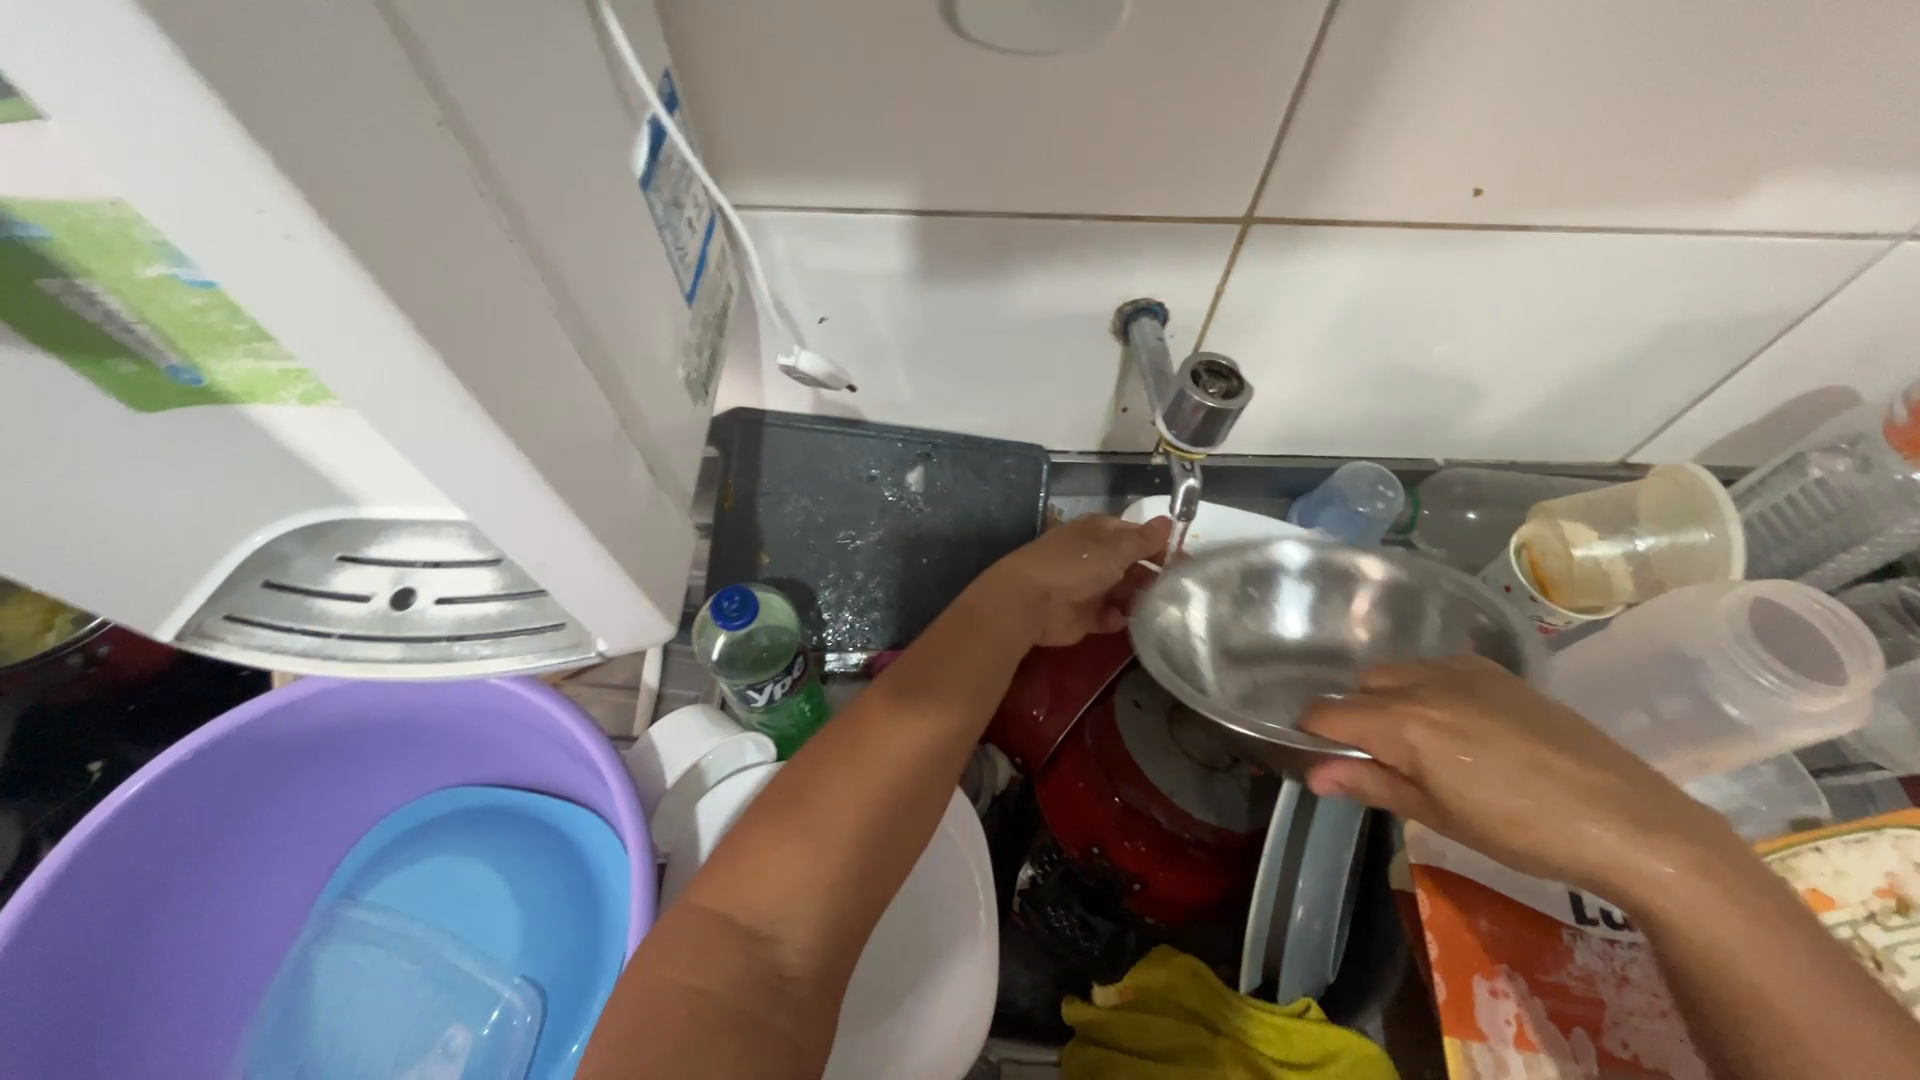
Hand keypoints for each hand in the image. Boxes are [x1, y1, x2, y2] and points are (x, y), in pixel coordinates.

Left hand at [974, 514, 1171, 647]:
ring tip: (1156, 607)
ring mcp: (1087, 586)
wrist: (1030, 601)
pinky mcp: (1082, 615)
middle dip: (1151, 577)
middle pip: (1131, 566)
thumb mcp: (1115, 548)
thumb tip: (1169, 521)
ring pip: (1122, 592)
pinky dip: (1116, 618)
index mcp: (1099, 533)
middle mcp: (1094, 557)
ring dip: (1137, 599)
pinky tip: (1120, 619)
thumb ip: (1144, 540)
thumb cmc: (1075, 565)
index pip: (1136, 536)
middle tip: (1175, 589)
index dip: (1160, 547)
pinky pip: (1107, 616)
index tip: (1185, 562)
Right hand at [1298, 656, 1740, 902]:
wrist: (1629, 821)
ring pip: (1397, 674)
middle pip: (1357, 688)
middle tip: (1378, 763)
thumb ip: (1370, 783)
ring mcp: (1466, 672)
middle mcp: (1425, 684)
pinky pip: (1439, 669)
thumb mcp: (1437, 815)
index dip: (1310, 735)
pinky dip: (1427, 690)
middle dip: (1352, 719)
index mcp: (1403, 722)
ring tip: (1419, 746)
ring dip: (1388, 702)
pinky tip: (1459, 727)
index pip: (1324, 712)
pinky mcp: (1500, 674)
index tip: (1320, 762)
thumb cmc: (1522, 831)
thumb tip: (1313, 774)